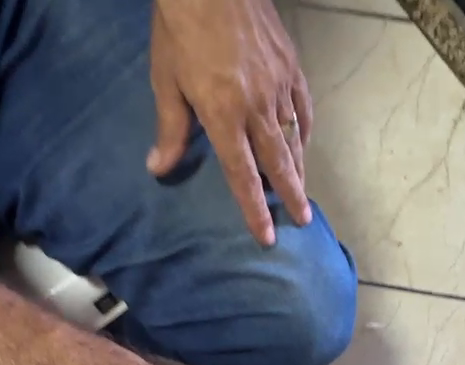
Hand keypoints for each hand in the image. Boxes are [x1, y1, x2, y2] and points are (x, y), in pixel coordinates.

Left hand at [149, 0, 312, 245]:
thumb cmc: (180, 28)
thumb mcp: (166, 79)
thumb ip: (171, 129)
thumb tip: (159, 168)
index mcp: (223, 116)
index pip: (242, 175)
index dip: (254, 209)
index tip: (267, 236)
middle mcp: (256, 109)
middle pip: (278, 164)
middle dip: (291, 196)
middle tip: (303, 220)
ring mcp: (278, 87)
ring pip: (294, 140)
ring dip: (300, 169)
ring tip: (304, 192)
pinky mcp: (291, 67)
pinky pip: (303, 108)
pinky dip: (304, 131)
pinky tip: (304, 143)